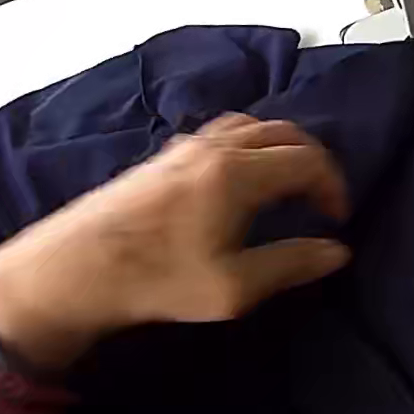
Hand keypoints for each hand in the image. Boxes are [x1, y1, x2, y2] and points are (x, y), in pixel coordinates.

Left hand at [0, 113, 351, 368]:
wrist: (76, 266)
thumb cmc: (157, 279)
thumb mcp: (232, 287)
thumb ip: (290, 264)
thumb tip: (337, 251)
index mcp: (238, 173)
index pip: (306, 160)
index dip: (332, 185)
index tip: (336, 217)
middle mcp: (215, 147)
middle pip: (282, 132)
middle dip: (312, 160)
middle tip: (319, 197)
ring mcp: (185, 146)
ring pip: (250, 125)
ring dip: (279, 146)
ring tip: (286, 182)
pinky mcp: (163, 155)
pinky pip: (221, 132)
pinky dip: (248, 143)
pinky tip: (239, 176)